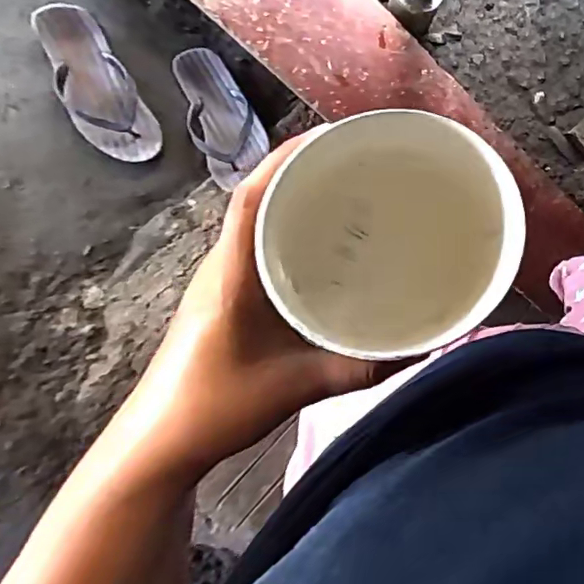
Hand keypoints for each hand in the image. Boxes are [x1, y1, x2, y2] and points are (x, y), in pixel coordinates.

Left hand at [102, 129, 402, 484]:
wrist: (155, 448)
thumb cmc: (217, 408)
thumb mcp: (303, 386)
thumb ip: (368, 366)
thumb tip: (428, 344)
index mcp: (233, 273)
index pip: (252, 195)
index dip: (287, 157)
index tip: (335, 136)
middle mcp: (224, 263)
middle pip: (259, 192)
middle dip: (305, 164)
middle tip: (362, 155)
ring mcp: (223, 276)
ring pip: (260, 214)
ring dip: (298, 191)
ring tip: (353, 183)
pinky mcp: (229, 291)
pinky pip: (262, 238)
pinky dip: (292, 221)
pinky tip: (330, 236)